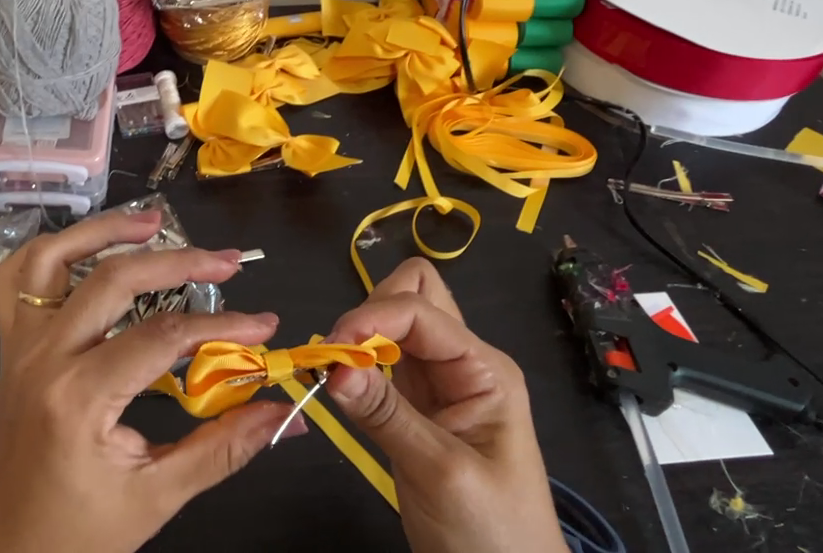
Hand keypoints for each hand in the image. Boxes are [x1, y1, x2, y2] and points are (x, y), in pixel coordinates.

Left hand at [0, 209, 296, 552]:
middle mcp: (45, 356)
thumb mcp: (156, 497)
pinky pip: (17, 277)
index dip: (221, 326)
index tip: (265, 325)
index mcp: (80, 398)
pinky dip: (51, 250)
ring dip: (104, 230)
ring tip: (154, 220)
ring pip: (53, 258)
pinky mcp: (11, 343)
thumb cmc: (79, 530)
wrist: (3, 547)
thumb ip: (222, 450)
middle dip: (179, 262)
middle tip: (229, 260)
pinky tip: (87, 245)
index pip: (163, 338)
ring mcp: (21, 344)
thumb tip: (286, 417)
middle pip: (114, 280)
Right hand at [324, 258, 564, 552]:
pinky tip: (344, 383)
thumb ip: (385, 414)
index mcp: (483, 367)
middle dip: (369, 312)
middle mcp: (461, 361)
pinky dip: (358, 359)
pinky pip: (383, 357)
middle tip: (340, 356)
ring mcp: (438, 380)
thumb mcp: (439, 474)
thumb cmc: (493, 534)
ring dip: (361, 333)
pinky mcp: (415, 402)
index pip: (419, 310)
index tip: (329, 351)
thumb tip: (331, 366)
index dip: (371, 318)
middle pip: (412, 295)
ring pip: (393, 320)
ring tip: (336, 372)